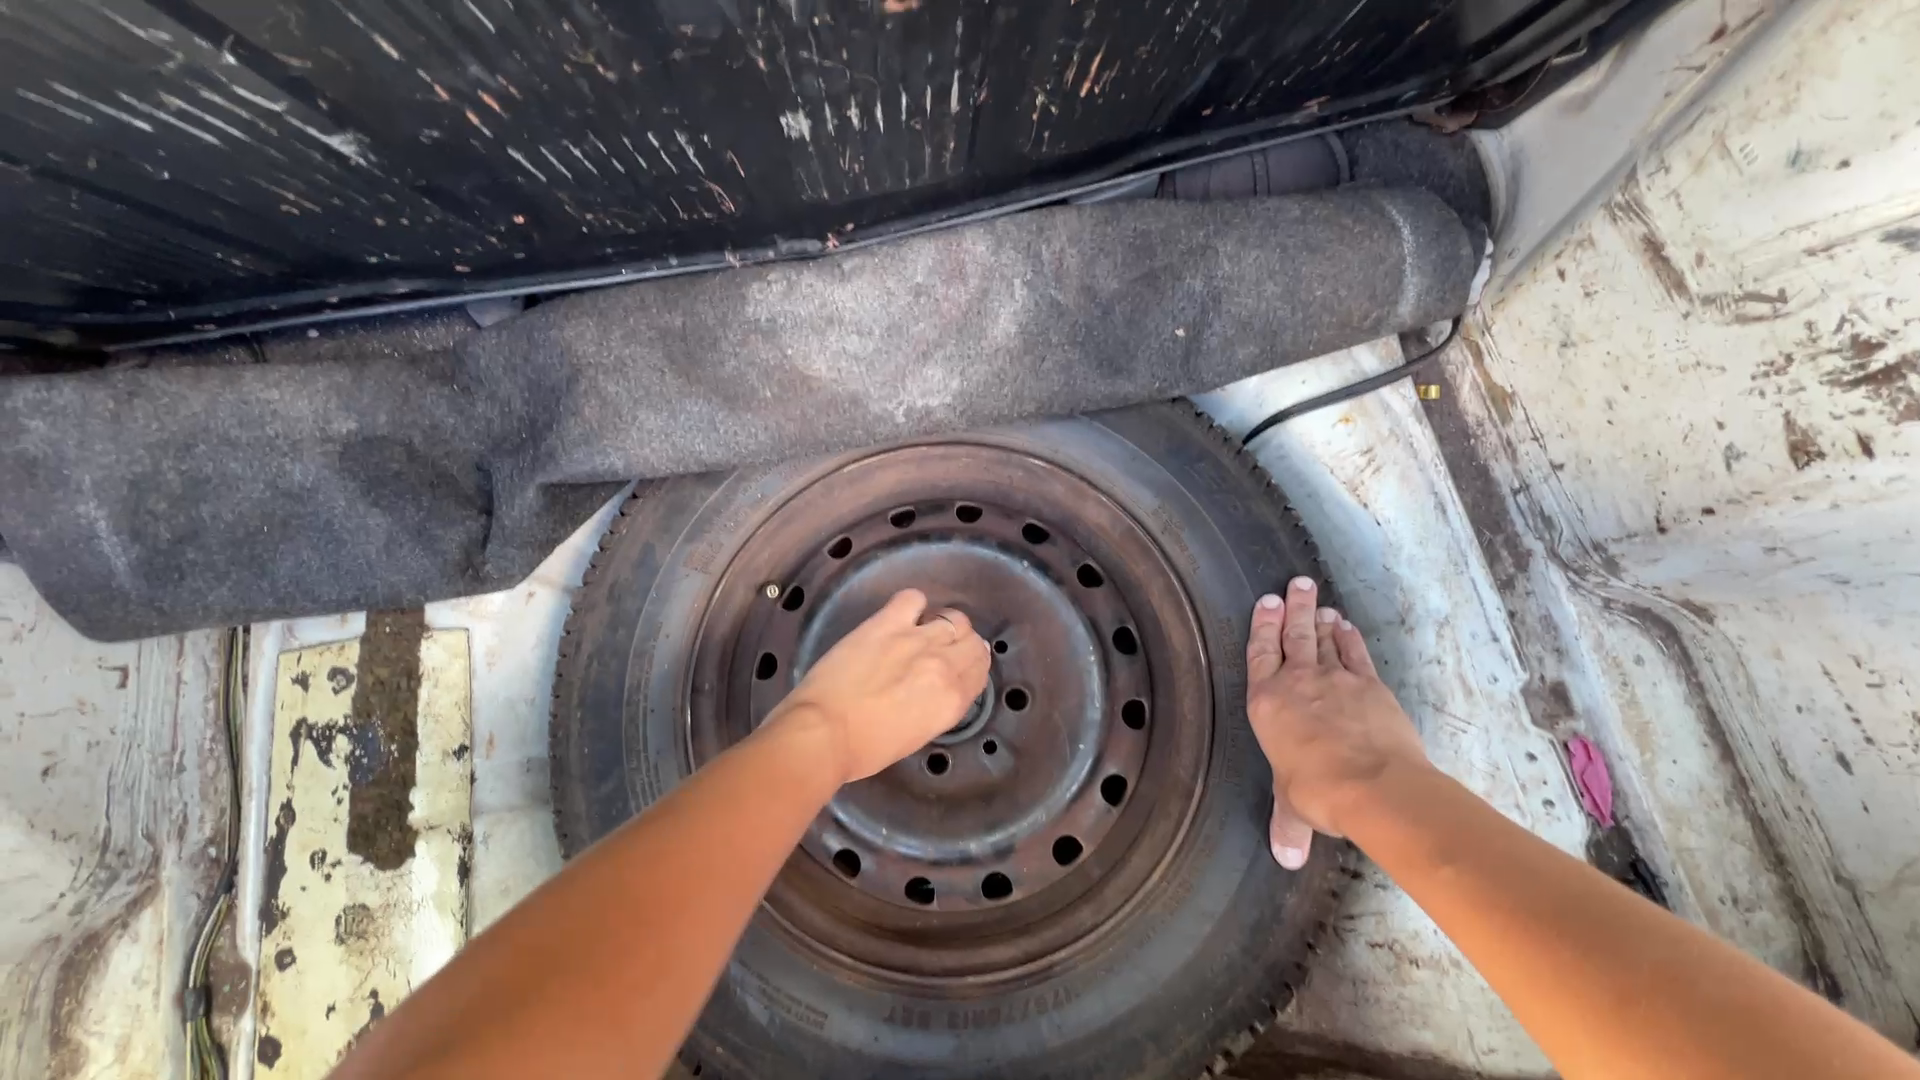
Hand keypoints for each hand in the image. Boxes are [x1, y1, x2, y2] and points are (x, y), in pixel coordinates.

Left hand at [768, 588, 990, 784]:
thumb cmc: (865, 748)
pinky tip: (902, 616)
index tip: (960, 666)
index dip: (971, 666)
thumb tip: (941, 688)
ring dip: (944, 625)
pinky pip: (913, 599)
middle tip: (943, 651)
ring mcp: (917, 640)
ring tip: (924, 633)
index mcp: (952, 700)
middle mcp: (944, 666)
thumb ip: (938, 706)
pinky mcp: (887, 623)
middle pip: (972, 642)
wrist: (824, 732)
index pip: (979, 670)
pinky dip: (913, 605)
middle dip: (963, 646)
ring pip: (953, 619)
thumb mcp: (917, 735)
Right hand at [1246, 576, 1427, 868]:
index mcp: (1267, 703)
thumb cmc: (1317, 791)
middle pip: (1294, 635)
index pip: (1260, 654)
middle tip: (1294, 583)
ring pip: (1324, 638)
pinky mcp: (1370, 686)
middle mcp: (1297, 682)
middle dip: (1292, 608)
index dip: (1262, 627)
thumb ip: (1287, 826)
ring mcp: (1336, 680)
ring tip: (1316, 598)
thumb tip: (1286, 859)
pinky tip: (1346, 626)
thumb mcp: (1293, 807)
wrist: (1373, 786)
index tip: (1266, 602)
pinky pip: (1355, 654)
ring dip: (1320, 617)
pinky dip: (1350, 637)